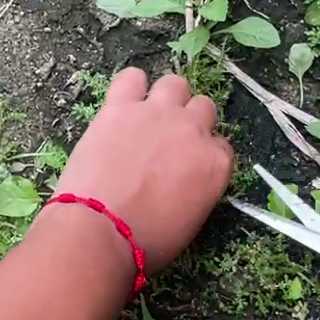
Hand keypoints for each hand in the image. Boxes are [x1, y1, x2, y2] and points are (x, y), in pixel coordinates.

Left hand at [52, 69, 232, 270]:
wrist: (99, 232)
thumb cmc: (145, 241)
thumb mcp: (190, 221)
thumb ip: (197, 188)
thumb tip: (184, 178)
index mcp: (216, 164)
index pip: (220, 145)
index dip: (202, 153)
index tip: (187, 165)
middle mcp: (192, 131)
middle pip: (203, 108)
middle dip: (190, 121)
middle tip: (168, 141)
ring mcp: (156, 114)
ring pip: (175, 84)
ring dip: (167, 97)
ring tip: (148, 116)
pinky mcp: (120, 106)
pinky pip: (132, 77)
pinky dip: (131, 86)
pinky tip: (124, 102)